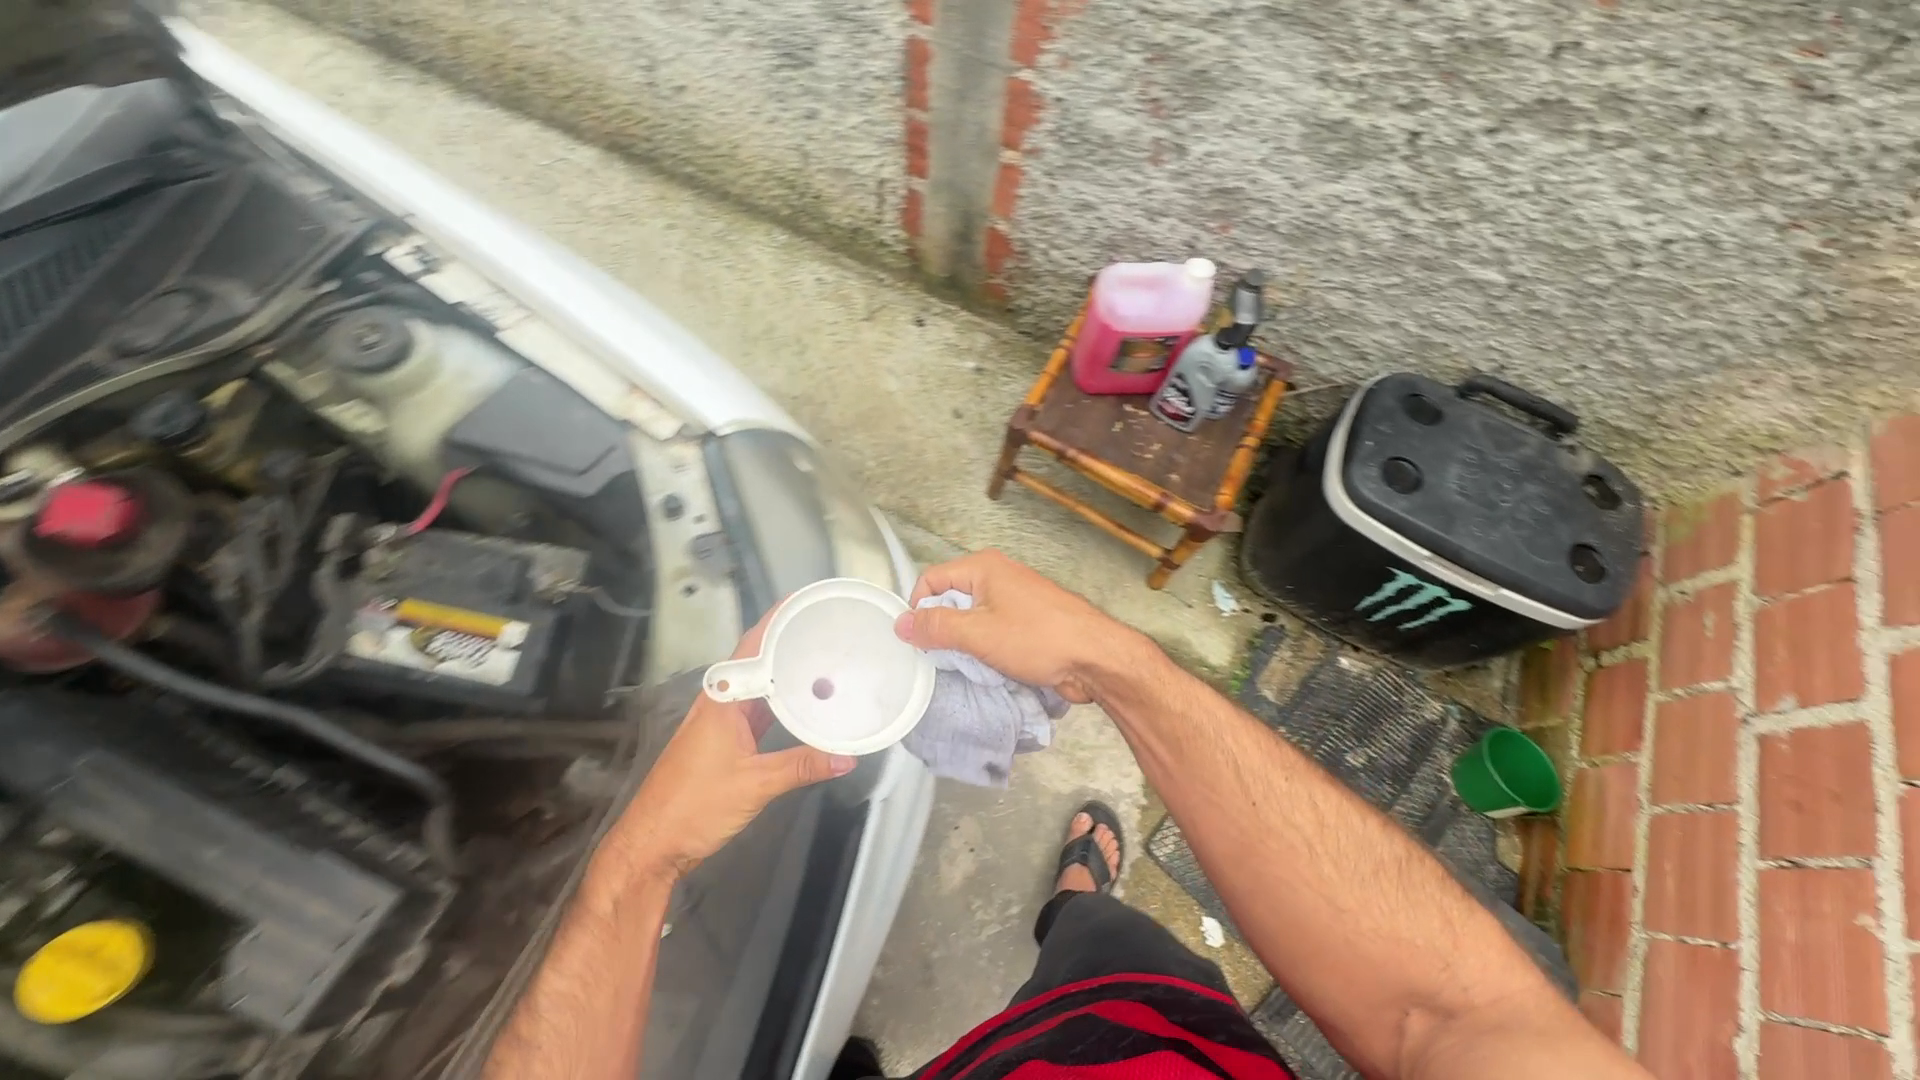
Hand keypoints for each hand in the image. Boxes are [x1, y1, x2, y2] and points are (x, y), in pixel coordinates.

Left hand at [600, 614, 854, 885]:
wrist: (652, 844)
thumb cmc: (694, 807)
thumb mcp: (755, 785)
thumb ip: (802, 766)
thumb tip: (847, 757)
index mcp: (722, 702)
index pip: (752, 647)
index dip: (777, 621)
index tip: (805, 603)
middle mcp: (719, 704)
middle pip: (756, 662)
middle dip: (788, 644)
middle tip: (827, 631)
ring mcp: (719, 724)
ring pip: (758, 688)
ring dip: (785, 675)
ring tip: (823, 661)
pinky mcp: (722, 743)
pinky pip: (757, 712)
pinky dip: (779, 705)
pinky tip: (802, 706)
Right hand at [893, 550, 1150, 703]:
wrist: (1096, 658)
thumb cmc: (1037, 639)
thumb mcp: (978, 634)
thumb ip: (936, 627)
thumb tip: (899, 623)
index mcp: (983, 567)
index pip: (931, 580)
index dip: (918, 609)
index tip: (918, 642)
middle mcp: (997, 575)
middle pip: (950, 598)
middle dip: (941, 627)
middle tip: (938, 658)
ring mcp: (1015, 598)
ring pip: (971, 617)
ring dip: (963, 641)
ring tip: (965, 665)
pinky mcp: (1027, 620)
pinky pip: (992, 629)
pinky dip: (984, 646)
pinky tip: (987, 667)